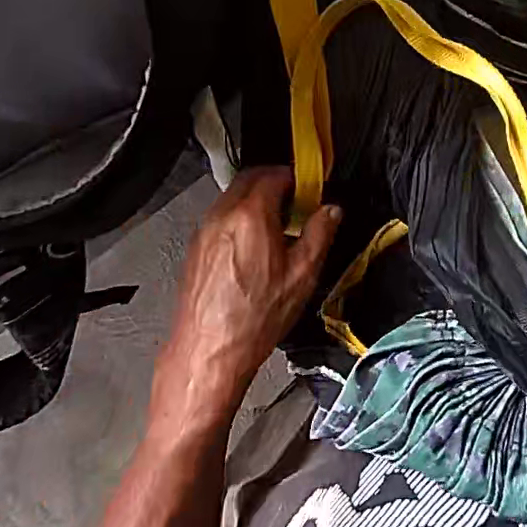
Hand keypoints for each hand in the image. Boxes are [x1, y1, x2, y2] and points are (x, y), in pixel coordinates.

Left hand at [152, 168, 340, 432]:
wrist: (209, 351)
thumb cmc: (255, 317)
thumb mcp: (302, 275)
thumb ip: (319, 234)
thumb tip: (330, 211)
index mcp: (250, 216)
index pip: (273, 175)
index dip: (296, 178)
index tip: (310, 190)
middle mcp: (222, 215)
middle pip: (249, 179)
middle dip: (274, 182)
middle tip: (297, 202)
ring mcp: (204, 231)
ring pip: (232, 197)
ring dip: (256, 200)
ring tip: (279, 227)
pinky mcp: (195, 248)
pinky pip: (221, 218)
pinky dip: (240, 218)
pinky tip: (255, 246)